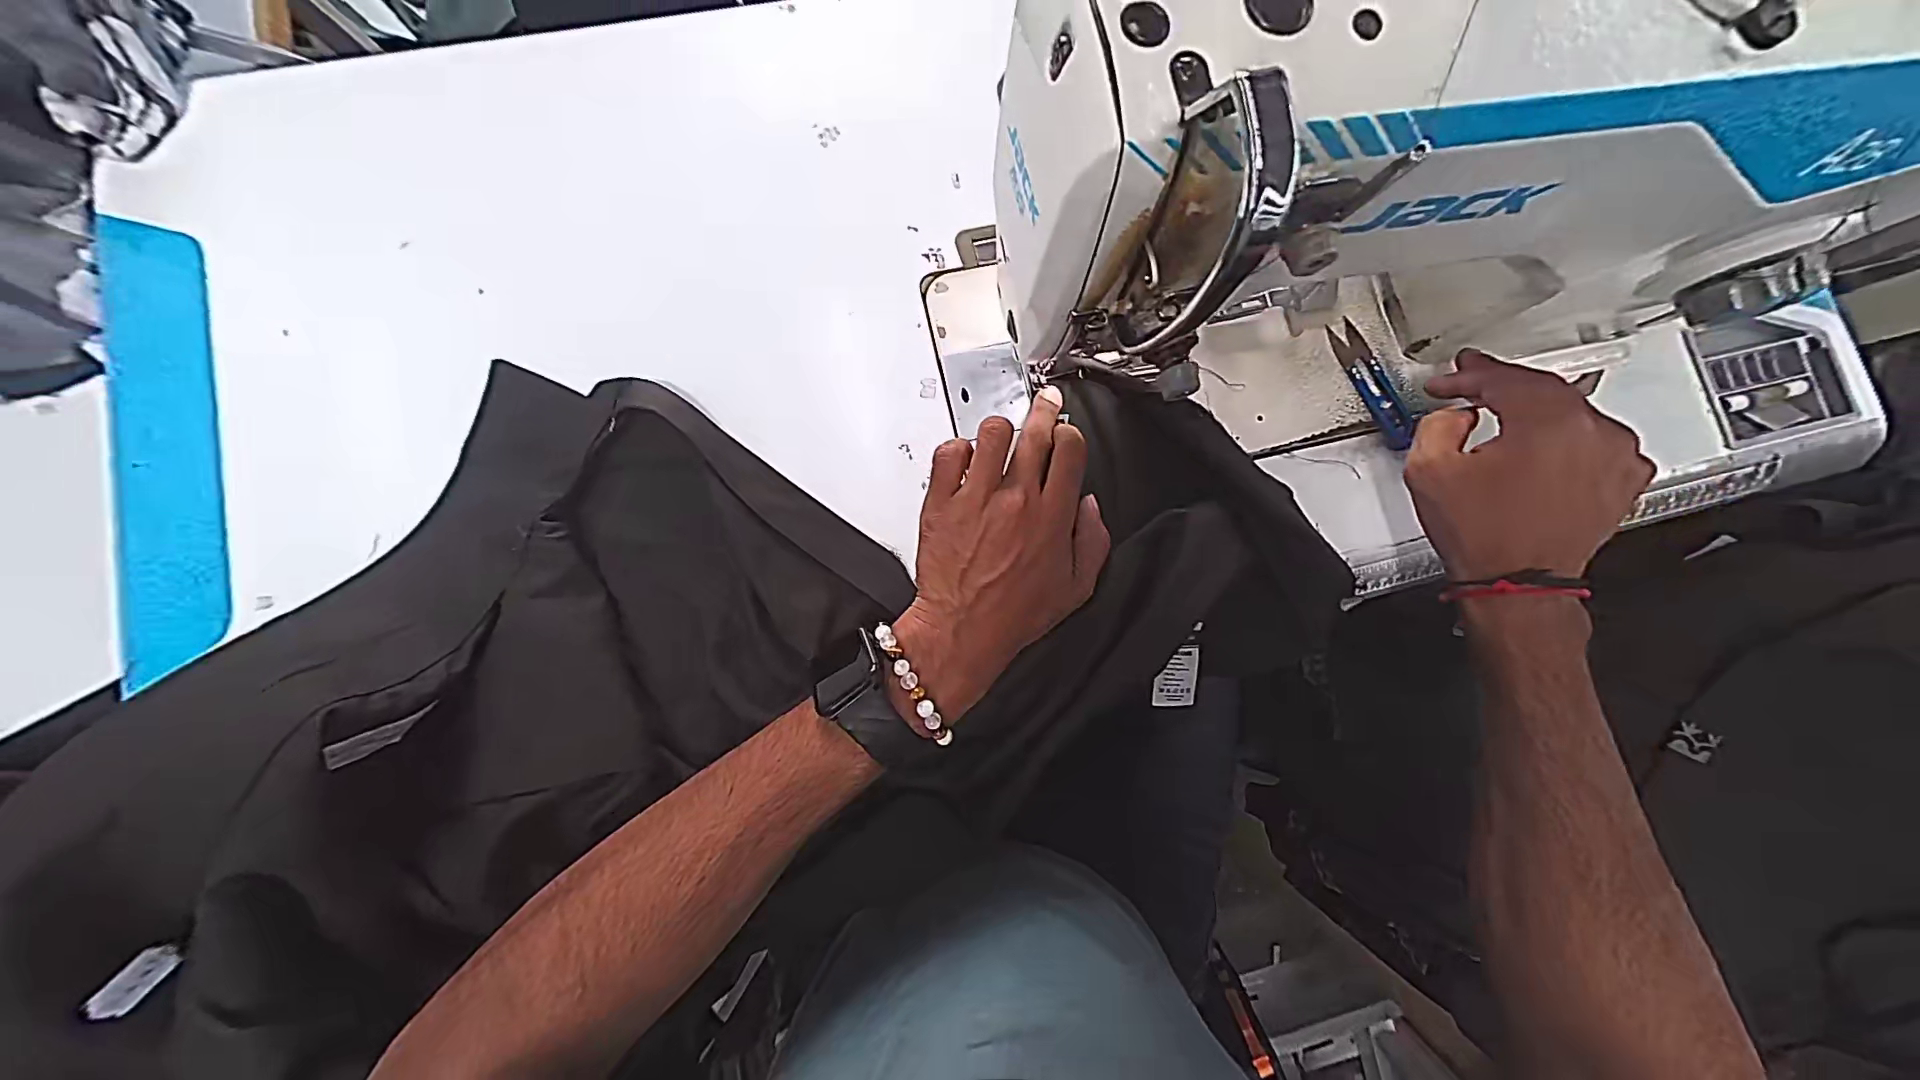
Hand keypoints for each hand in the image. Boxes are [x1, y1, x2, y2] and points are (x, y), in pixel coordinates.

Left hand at [889, 385, 1109, 728]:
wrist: (962, 630)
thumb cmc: (1013, 614)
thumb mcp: (1075, 588)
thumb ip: (1093, 541)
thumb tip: (1091, 507)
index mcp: (1052, 517)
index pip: (1070, 449)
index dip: (1071, 433)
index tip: (1066, 434)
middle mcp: (1016, 500)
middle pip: (1035, 433)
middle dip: (1044, 411)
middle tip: (1044, 404)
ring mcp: (976, 498)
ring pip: (992, 433)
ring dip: (1000, 429)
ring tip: (1000, 438)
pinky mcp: (942, 503)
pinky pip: (949, 453)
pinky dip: (958, 449)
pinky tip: (965, 459)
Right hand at [1405, 350, 1654, 581]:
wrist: (1517, 582)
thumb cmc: (1482, 536)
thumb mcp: (1427, 471)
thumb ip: (1436, 425)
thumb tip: (1455, 415)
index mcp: (1547, 423)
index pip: (1506, 379)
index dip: (1469, 374)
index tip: (1450, 378)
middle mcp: (1594, 432)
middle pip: (1543, 389)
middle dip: (1502, 384)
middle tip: (1472, 382)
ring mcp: (1616, 456)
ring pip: (1569, 413)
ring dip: (1532, 410)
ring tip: (1500, 416)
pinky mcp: (1622, 478)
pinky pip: (1591, 441)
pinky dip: (1561, 437)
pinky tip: (1536, 447)